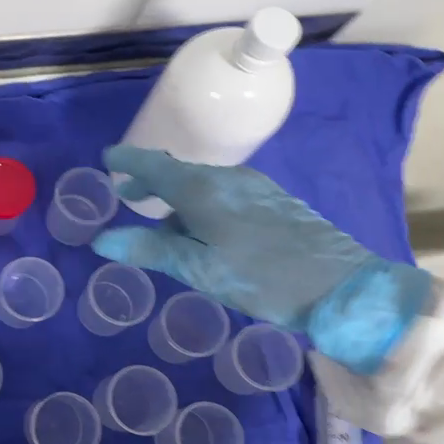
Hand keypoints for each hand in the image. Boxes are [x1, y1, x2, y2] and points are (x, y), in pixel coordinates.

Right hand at [90, 145, 431, 372]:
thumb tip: (102, 240)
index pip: (156, 166)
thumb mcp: (200, 270)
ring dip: (176, 197)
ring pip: (202, 185)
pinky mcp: (273, 203)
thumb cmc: (263, 278)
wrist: (342, 286)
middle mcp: (228, 180)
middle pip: (179, 174)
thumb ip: (151, 251)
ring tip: (160, 220)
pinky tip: (202, 228)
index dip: (129, 162)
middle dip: (150, 181)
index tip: (107, 157)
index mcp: (204, 191)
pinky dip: (199, 204)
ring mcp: (254, 189)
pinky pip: (222, 194)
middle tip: (126, 192)